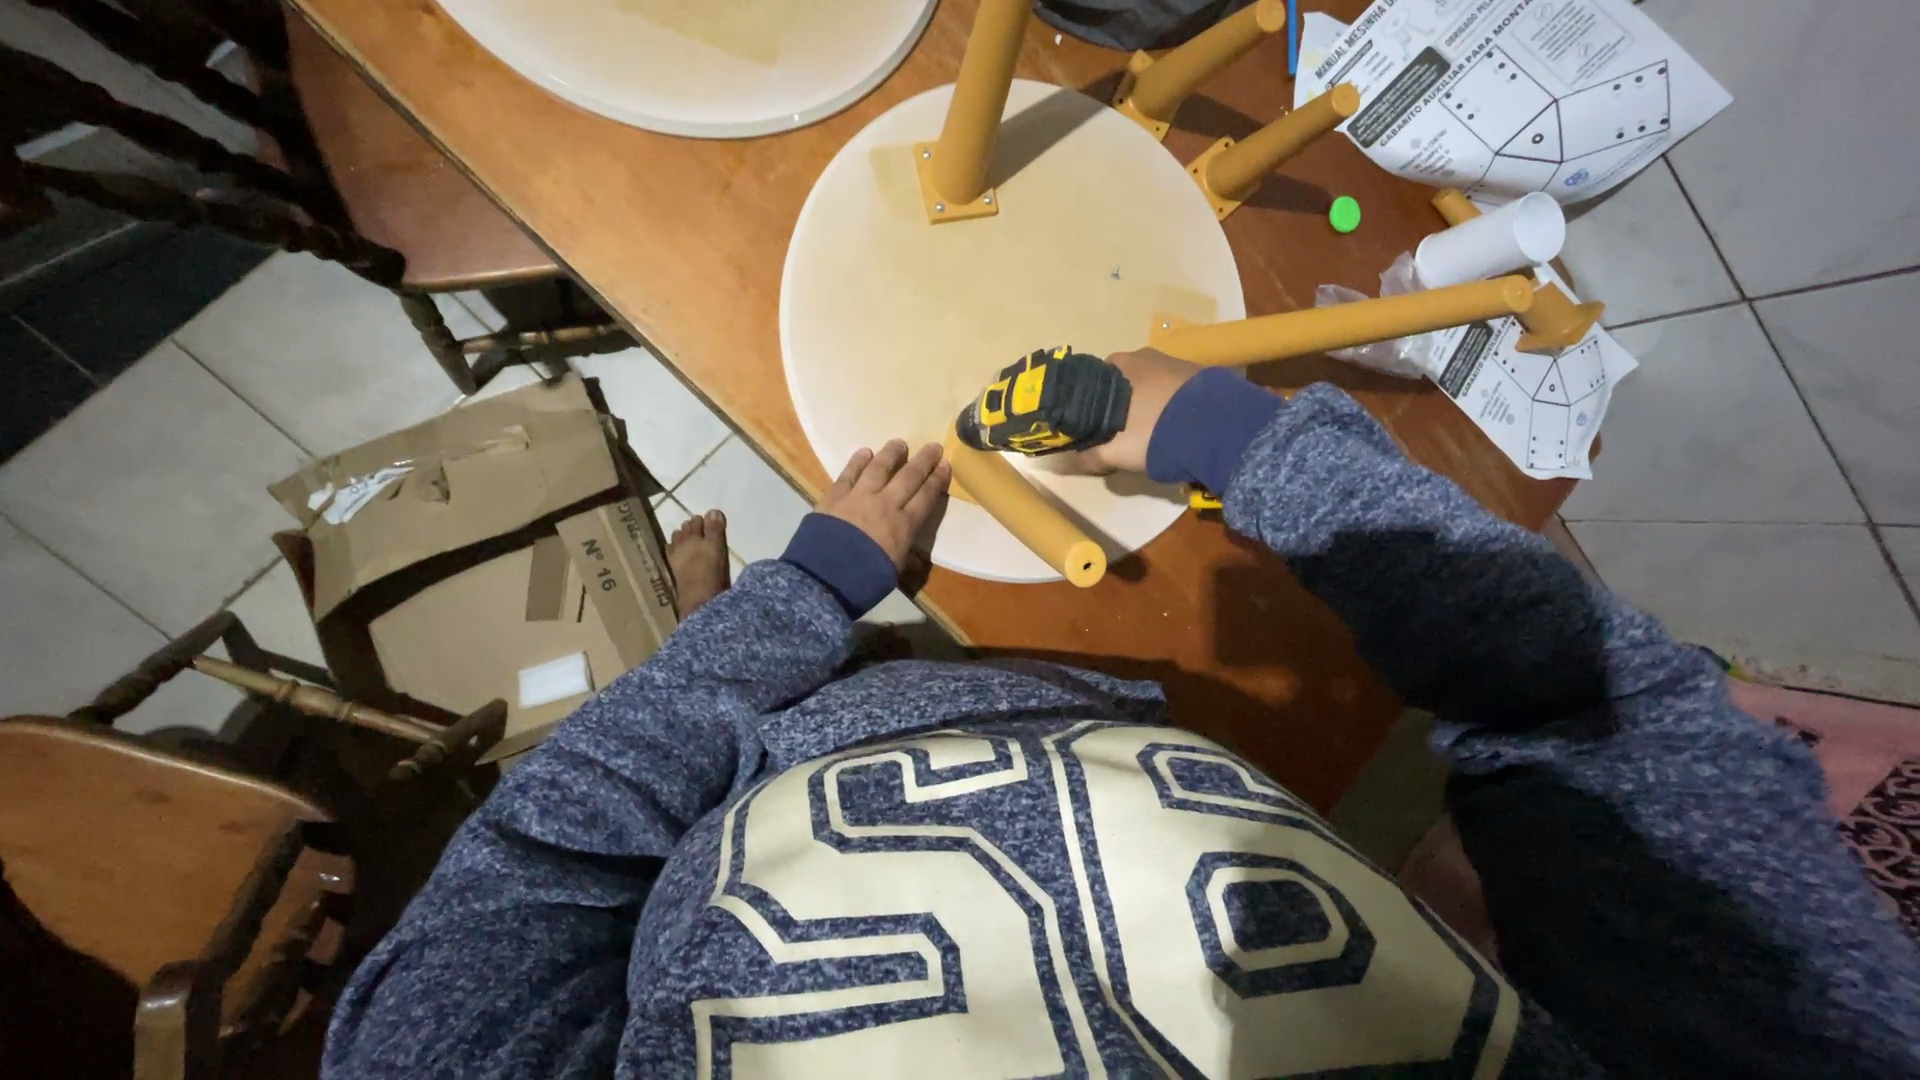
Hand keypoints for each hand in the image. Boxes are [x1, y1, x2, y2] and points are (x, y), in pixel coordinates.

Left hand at [817, 440, 950, 569]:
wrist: (826, 577)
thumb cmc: (865, 579)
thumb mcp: (895, 572)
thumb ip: (907, 559)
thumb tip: (918, 560)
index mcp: (904, 525)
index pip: (926, 496)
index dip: (937, 479)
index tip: (945, 464)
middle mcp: (886, 504)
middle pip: (909, 476)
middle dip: (924, 460)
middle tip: (933, 446)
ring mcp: (859, 496)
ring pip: (879, 468)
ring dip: (891, 454)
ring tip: (899, 443)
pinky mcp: (835, 495)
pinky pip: (849, 473)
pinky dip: (858, 461)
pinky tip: (865, 452)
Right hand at [1071, 347, 1201, 473]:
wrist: (1217, 428)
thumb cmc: (1155, 434)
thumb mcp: (1118, 453)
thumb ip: (1091, 455)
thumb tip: (1072, 458)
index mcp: (1120, 366)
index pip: (1094, 378)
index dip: (1091, 400)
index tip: (1095, 420)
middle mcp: (1145, 355)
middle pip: (1124, 378)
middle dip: (1121, 399)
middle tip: (1123, 426)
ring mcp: (1176, 360)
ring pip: (1151, 380)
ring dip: (1148, 398)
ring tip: (1152, 425)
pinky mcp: (1201, 371)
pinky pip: (1175, 386)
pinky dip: (1171, 400)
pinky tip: (1177, 420)